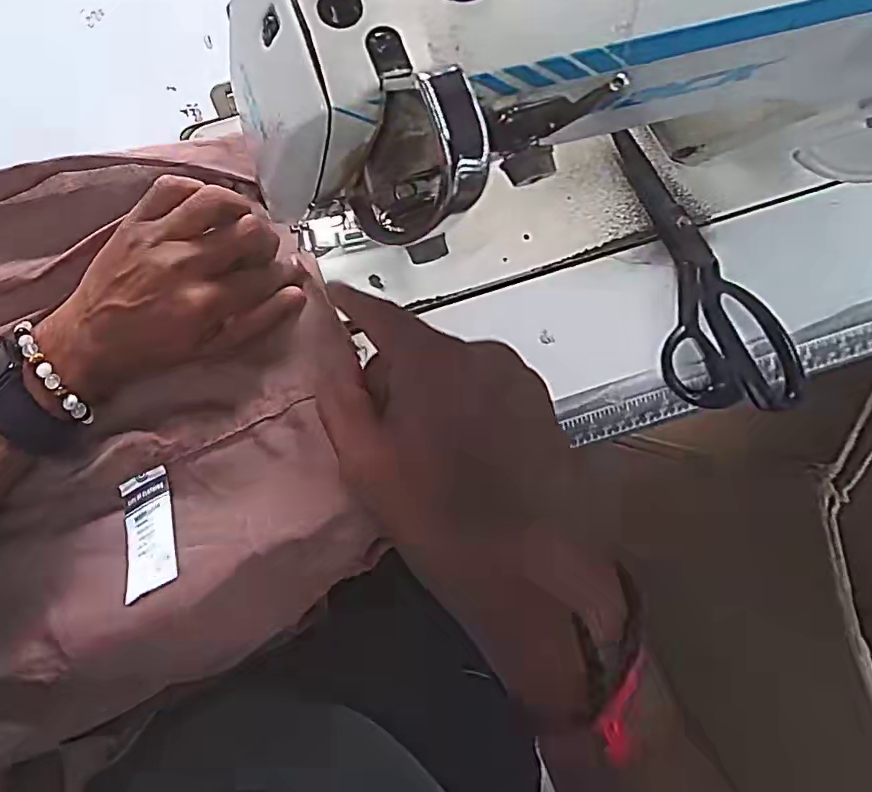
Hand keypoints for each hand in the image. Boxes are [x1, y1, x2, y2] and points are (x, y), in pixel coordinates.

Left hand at [34, 175, 306, 402]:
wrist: (87, 340)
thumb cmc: (149, 350)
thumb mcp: (207, 349)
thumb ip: (256, 321)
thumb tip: (295, 292)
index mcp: (203, 303)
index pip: (264, 275)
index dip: (282, 272)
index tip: (283, 271)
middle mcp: (183, 265)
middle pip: (248, 231)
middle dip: (265, 239)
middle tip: (258, 249)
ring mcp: (156, 238)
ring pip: (214, 199)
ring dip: (236, 206)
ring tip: (237, 219)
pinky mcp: (134, 222)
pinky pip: (170, 187)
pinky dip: (192, 188)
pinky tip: (200, 204)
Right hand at [309, 282, 581, 544]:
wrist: (535, 576)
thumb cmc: (438, 518)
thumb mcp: (365, 462)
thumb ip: (340, 399)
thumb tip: (331, 360)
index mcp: (432, 361)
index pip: (380, 313)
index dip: (351, 303)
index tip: (333, 294)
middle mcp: (479, 354)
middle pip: (415, 346)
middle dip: (392, 374)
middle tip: (385, 431)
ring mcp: (516, 376)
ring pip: (450, 367)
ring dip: (430, 390)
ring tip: (430, 451)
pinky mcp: (540, 401)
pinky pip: (483, 385)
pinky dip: (464, 403)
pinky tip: (465, 453)